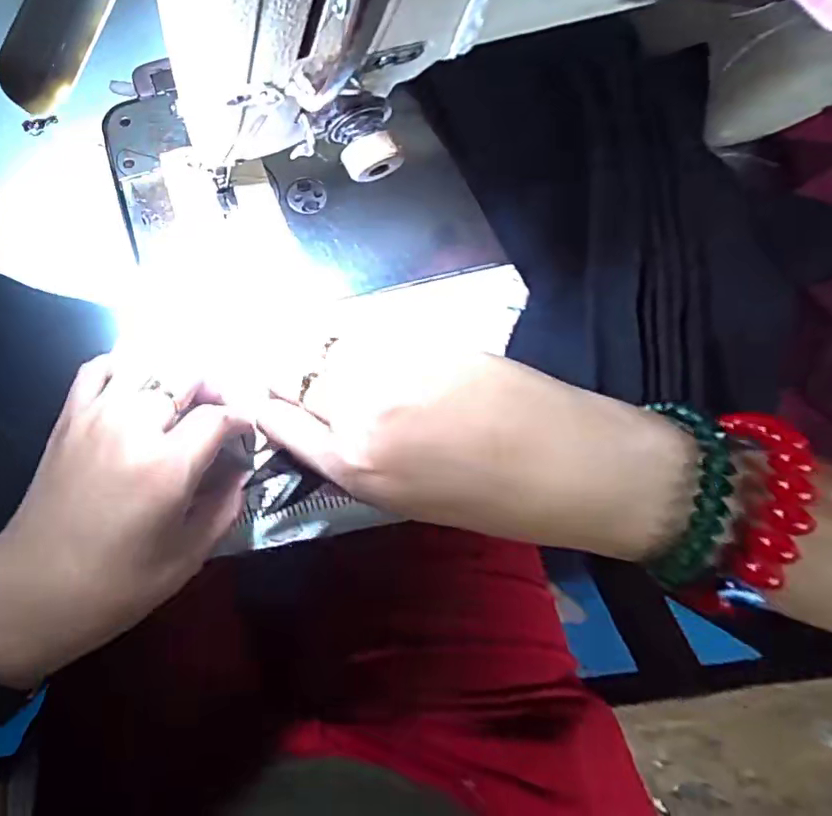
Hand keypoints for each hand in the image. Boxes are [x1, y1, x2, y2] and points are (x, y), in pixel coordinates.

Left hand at [0, 354, 251, 688]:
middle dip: (213, 390)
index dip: (242, 419)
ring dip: (173, 377)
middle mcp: (133, 426)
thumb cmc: (113, 587)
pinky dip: (124, 368)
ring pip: (147, 363)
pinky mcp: (69, 416)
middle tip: (218, 415)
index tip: (247, 432)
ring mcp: (96, 415)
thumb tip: (241, 469)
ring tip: (181, 403)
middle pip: (186, 375)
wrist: (32, 590)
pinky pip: (99, 368)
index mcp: (166, 466)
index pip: (219, 416)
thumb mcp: (185, 559)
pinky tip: (136, 391)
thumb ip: (223, 508)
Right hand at [250, 341, 697, 560]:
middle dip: (280, 371)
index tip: (259, 392)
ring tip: (320, 352)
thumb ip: (352, 456)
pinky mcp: (420, 338)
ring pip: (321, 346)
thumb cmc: (493, 499)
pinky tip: (360, 342)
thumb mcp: (405, 498)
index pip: (280, 420)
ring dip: (312, 348)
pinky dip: (349, 336)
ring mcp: (389, 370)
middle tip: (284, 367)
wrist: (572, 462)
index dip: (263, 403)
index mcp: (356, 468)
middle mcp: (360, 416)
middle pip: (290, 374)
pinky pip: (361, 331)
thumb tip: (317, 419)